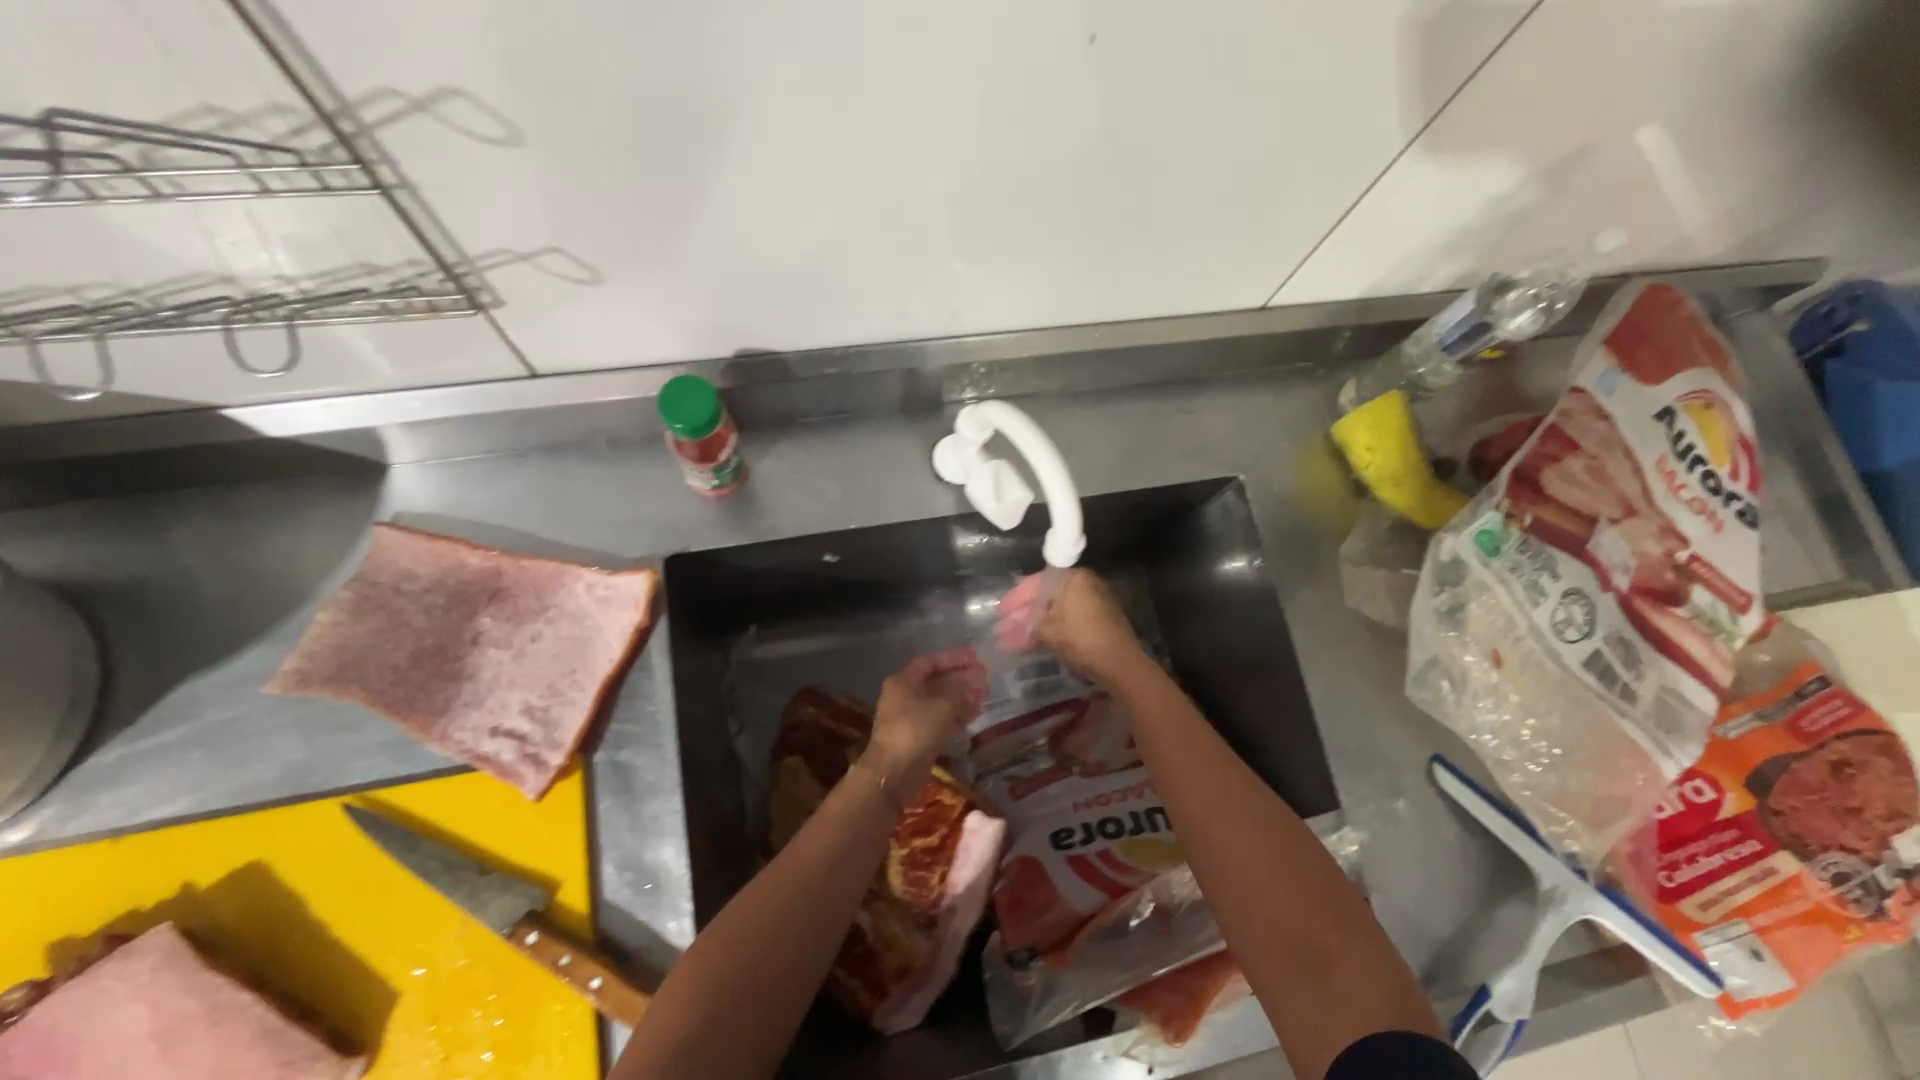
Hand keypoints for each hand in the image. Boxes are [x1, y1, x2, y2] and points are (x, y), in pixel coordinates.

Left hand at [866, 647, 986, 795]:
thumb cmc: (915, 731)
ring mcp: (909, 717)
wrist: (893, 773)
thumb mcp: (942, 707)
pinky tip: (973, 717)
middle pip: (936, 681)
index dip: (953, 658)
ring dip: (961, 698)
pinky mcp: (917, 736)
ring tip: (984, 698)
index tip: (976, 658)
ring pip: (939, 701)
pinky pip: (939, 719)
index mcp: (903, 681)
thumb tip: (974, 686)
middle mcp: (904, 695)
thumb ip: (960, 693)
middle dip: (961, 679)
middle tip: (984, 679)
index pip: (930, 661)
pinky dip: (955, 716)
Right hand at [996, 568, 1148, 685]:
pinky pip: (1066, 622)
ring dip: (1033, 626)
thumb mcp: (1048, 631)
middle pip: (1045, 598)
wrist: (1120, 664)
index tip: (1000, 611)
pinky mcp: (1097, 622)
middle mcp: (1084, 585)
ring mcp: (1092, 604)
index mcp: (1074, 578)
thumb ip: (1028, 625)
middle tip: (1001, 629)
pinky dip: (1049, 631)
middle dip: (1022, 616)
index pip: (1037, 582)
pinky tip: (1030, 643)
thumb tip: (1011, 629)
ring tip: (1009, 641)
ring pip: (1054, 613)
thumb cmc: (1081, 639)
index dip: (1015, 598)